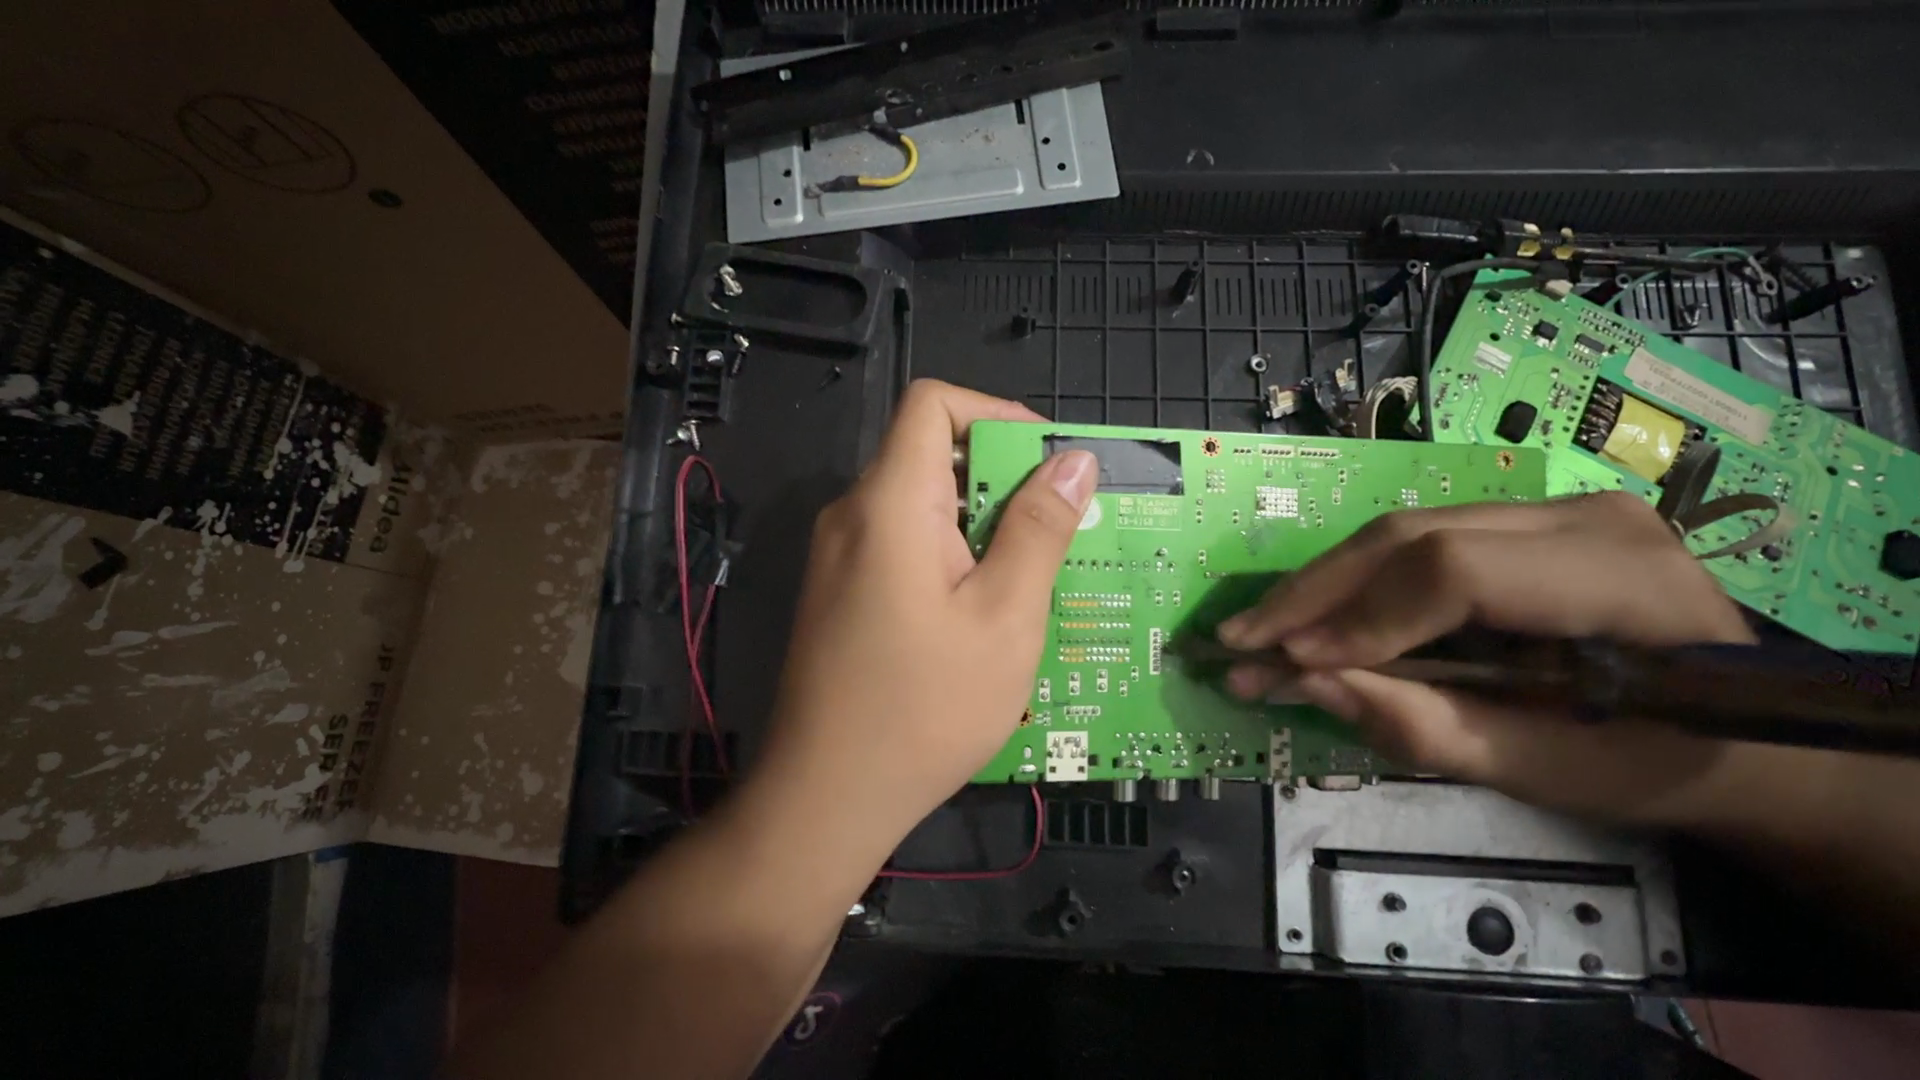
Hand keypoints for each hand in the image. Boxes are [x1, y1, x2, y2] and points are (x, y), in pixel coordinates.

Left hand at [748, 380, 1094, 856]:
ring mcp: (838, 558)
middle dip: (1003, 481)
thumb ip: (1039, 529)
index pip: (933, 403)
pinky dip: (950, 558)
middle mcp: (852, 516)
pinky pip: (901, 548)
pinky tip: (984, 615)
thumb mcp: (1005, 617)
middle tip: (1060, 534)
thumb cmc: (925, 708)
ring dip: (982, 528)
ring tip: (1032, 580)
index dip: (997, 414)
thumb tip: (1072, 460)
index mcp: (889, 502)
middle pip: (930, 456)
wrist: (826, 797)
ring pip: (921, 508)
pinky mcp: (839, 595)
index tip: (1049, 462)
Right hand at [1216, 491, 1759, 822]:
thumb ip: (1427, 729)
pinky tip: (1309, 619)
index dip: (1362, 617)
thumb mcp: (1546, 771)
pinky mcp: (1517, 521)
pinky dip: (1352, 586)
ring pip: (1398, 532)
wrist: (1743, 734)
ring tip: (1259, 634)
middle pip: (1409, 537)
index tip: (1289, 666)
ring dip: (1319, 588)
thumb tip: (1305, 682)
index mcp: (1618, 578)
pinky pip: (1411, 545)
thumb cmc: (1659, 765)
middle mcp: (1581, 517)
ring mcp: (1549, 508)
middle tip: (1239, 642)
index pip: (1457, 570)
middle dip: (1313, 595)